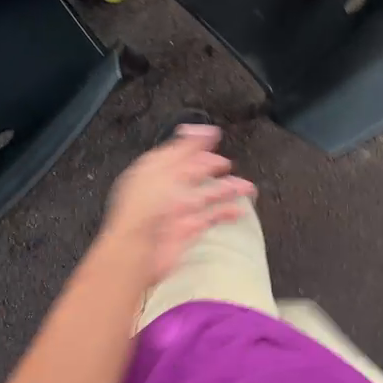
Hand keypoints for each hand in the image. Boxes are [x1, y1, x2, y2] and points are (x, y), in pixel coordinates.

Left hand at [97, 125, 254, 284]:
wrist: (138, 251)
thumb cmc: (142, 209)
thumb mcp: (161, 169)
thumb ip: (183, 149)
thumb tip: (198, 131)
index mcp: (155, 172)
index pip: (178, 153)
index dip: (195, 145)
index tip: (213, 137)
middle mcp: (166, 190)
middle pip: (193, 174)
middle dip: (211, 166)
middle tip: (226, 163)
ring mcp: (176, 211)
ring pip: (206, 195)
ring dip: (226, 189)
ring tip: (245, 186)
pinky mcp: (186, 231)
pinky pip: (210, 218)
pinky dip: (225, 213)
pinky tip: (239, 210)